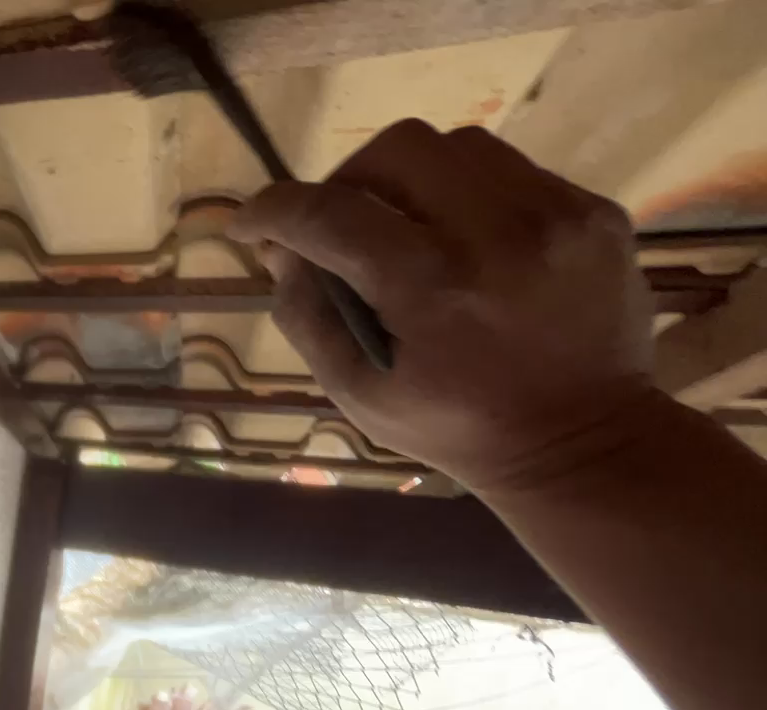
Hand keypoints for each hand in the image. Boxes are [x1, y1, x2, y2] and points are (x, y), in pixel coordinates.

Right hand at [228, 119, 660, 497]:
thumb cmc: (446, 423)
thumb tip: (279, 251)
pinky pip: (504, 170)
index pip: (329, 215)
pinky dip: (454, 196)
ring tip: (390, 233)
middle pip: (397, 148)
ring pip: (454, 146)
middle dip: (342, 183)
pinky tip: (448, 245)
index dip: (270, 210)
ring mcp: (557, 212)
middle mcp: (498, 231)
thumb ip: (306, 314)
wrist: (578, 438)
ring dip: (401, 182)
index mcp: (429, 287)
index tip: (244, 226)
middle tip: (330, 229)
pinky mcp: (592, 209)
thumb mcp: (351, 388)